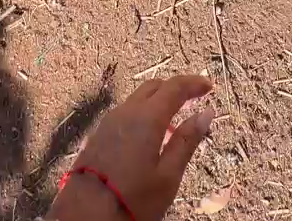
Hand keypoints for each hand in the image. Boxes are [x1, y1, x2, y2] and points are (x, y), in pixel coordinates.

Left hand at [50, 75, 214, 220]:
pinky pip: (125, 113)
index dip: (194, 83)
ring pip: (137, 99)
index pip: (175, 87)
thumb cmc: (132, 201)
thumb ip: (187, 141)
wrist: (82, 220)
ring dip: (157, 102)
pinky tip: (147, 137)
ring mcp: (108, 122)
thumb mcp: (167, 177)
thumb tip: (206, 112)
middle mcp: (126, 112)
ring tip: (172, 122)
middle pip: (154, 87)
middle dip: (175, 89)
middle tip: (192, 99)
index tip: (209, 86)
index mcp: (147, 118)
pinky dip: (142, 114)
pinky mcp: (97, 135)